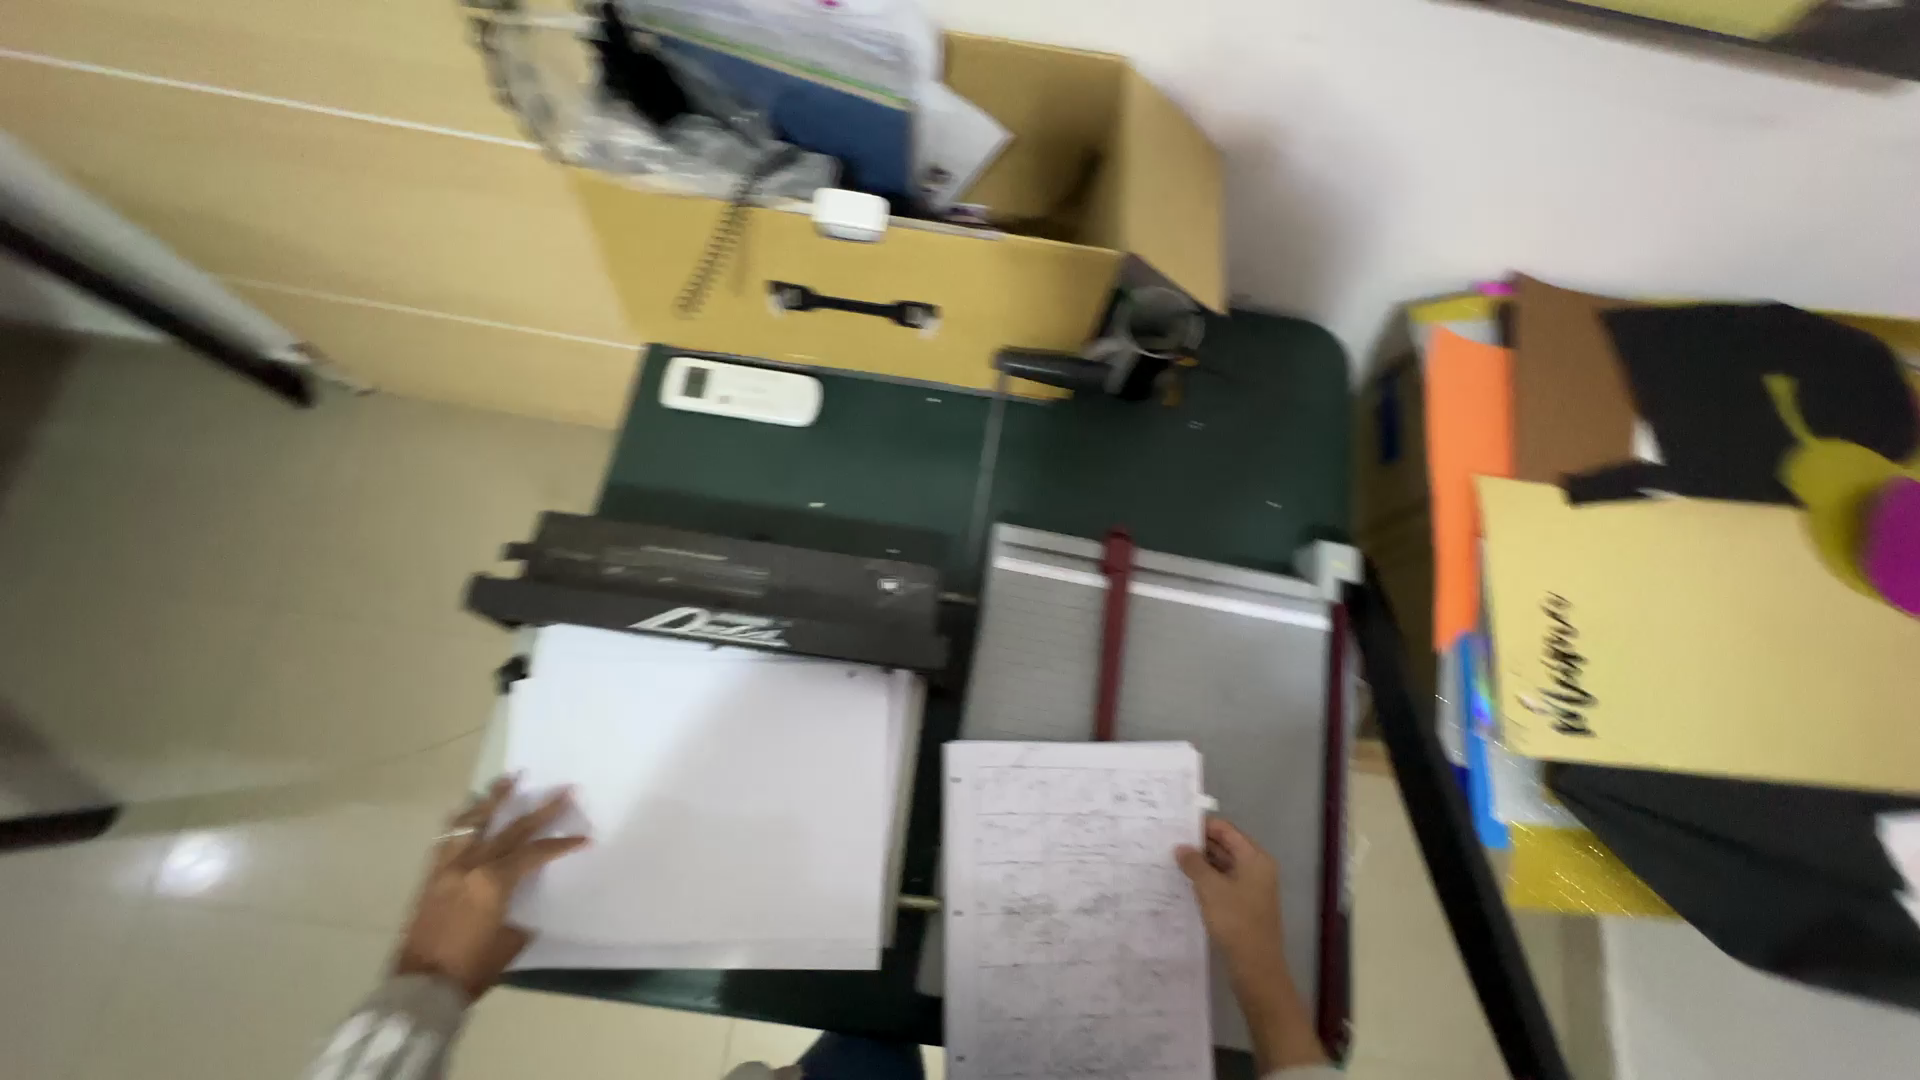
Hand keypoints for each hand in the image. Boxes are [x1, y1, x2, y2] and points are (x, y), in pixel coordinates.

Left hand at [393, 776, 588, 1001]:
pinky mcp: (431, 877)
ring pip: (474, 824)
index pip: (536, 853)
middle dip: (541, 810)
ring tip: (510, 778)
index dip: (562, 844)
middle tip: (563, 790)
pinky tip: (469, 809)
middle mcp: (471, 866)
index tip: (584, 838)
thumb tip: (528, 897)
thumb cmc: (472, 969)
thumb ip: (522, 911)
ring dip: (494, 800)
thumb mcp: (511, 940)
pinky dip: (461, 821)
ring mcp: (448, 869)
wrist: (418, 991)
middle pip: (512, 830)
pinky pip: (448, 839)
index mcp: (493, 882)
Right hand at [1176, 816, 1326, 1070]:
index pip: (1226, 830)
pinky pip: (1222, 882)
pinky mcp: (1244, 904)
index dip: (1201, 826)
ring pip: (1222, 864)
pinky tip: (1184, 881)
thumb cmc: (1236, 921)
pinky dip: (1206, 879)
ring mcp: (1251, 887)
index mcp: (1254, 858)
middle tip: (1168, 842)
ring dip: (1200, 862)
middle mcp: (1256, 868)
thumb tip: (1180, 847)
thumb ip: (1194, 863)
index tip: (1174, 826)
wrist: (1256, 968)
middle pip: (1225, 845)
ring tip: (1171, 859)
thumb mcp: (1210, 888)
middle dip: (1198, 844)